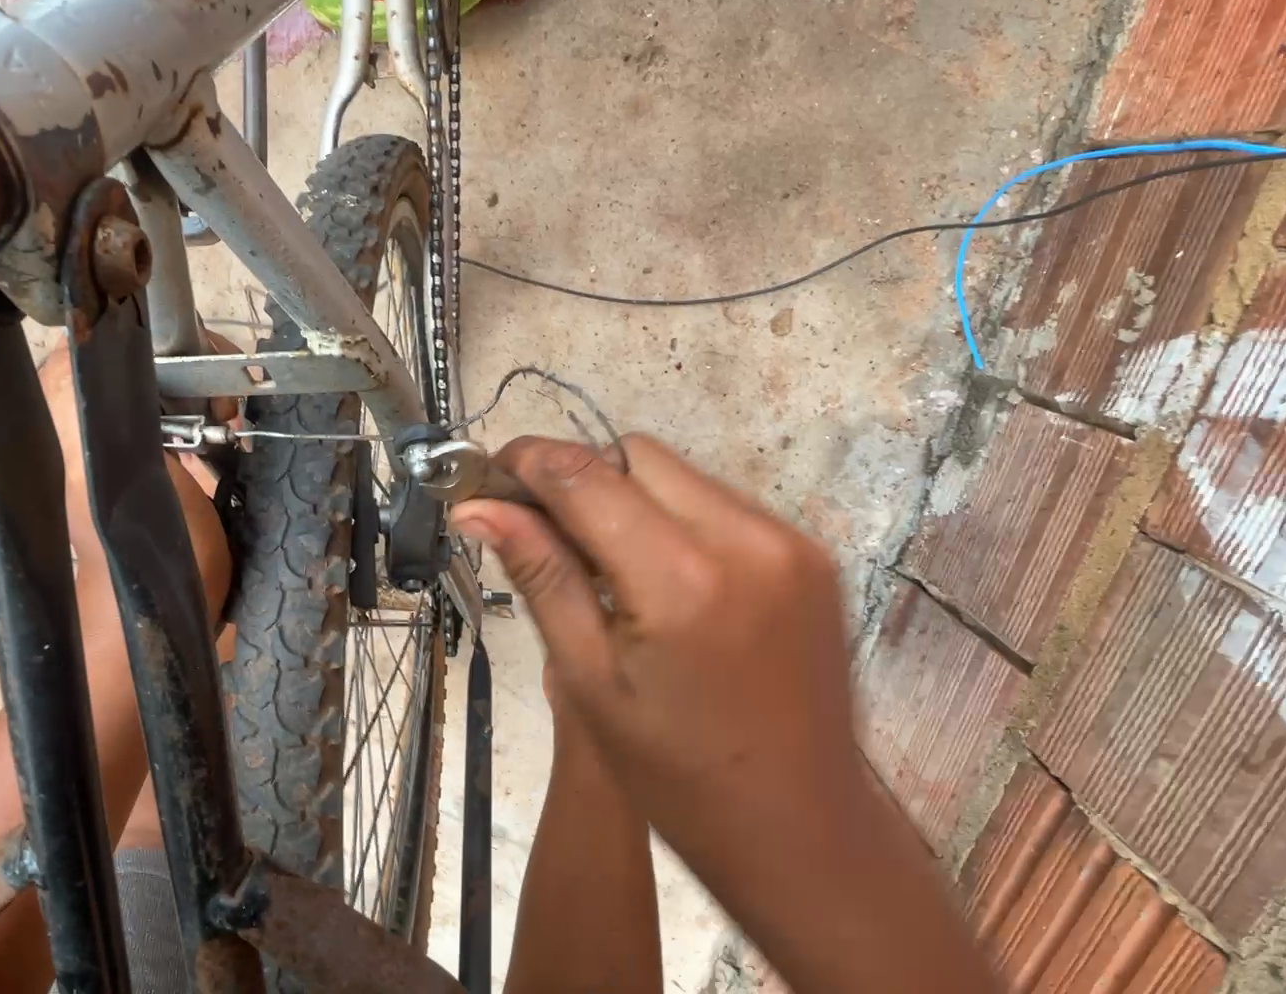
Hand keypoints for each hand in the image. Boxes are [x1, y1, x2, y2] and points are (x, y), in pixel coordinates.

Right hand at [451, 435, 859, 834]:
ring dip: (624, 495)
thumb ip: (538, 574)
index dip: (526, 460)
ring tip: (599, 562)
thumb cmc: (676, 773)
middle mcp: (746, 538)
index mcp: (681, 579)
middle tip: (542, 531)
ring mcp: (789, 541)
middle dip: (577, 477)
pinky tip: (655, 574)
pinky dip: (671, 516)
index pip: (585, 474)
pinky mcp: (810, 553)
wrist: (802, 829)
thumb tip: (475, 508)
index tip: (488, 479)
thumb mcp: (588, 677)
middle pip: (634, 455)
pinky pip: (718, 502)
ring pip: (677, 473)